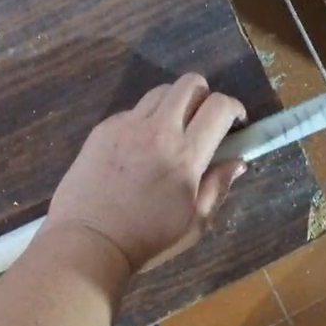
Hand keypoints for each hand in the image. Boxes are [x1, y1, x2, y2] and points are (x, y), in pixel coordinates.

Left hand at [45, 74, 247, 274]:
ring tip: (173, 129)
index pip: (218, 107)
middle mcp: (158, 130)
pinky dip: (146, 120)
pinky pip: (133, 111)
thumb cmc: (146, 240)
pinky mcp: (102, 129)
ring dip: (175, 103)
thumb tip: (237, 162)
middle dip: (205, 94)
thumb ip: (218, 187)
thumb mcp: (194, 224)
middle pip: (189, 83)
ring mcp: (126, 126)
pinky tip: (141, 147)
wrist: (87, 242)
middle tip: (204, 118)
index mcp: (185, 155)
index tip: (237, 121)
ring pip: (160, 92)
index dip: (234, 107)